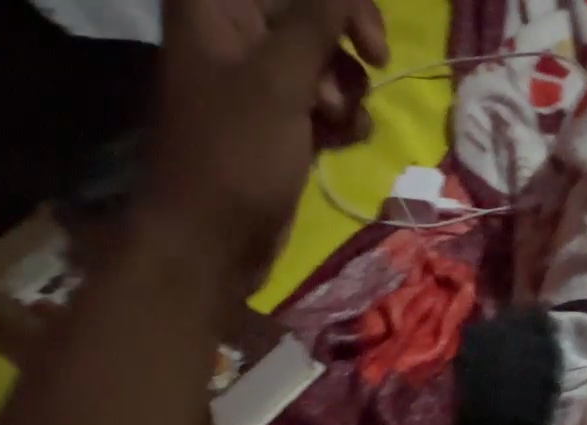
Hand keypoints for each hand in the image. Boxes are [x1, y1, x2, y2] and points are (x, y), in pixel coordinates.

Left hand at [135, 0, 387, 293]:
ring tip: (340, 121)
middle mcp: (234, 34)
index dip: (339, 2)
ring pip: (323, 61)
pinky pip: (322, 103)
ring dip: (347, 88)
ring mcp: (257, 82)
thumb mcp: (279, 81)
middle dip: (343, 46)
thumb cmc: (237, 155)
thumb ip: (316, 23)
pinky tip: (346, 138)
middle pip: (310, 14)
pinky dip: (342, 118)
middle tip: (374, 70)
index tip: (372, 44)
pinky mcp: (277, 123)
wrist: (212, 239)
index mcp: (217, 7)